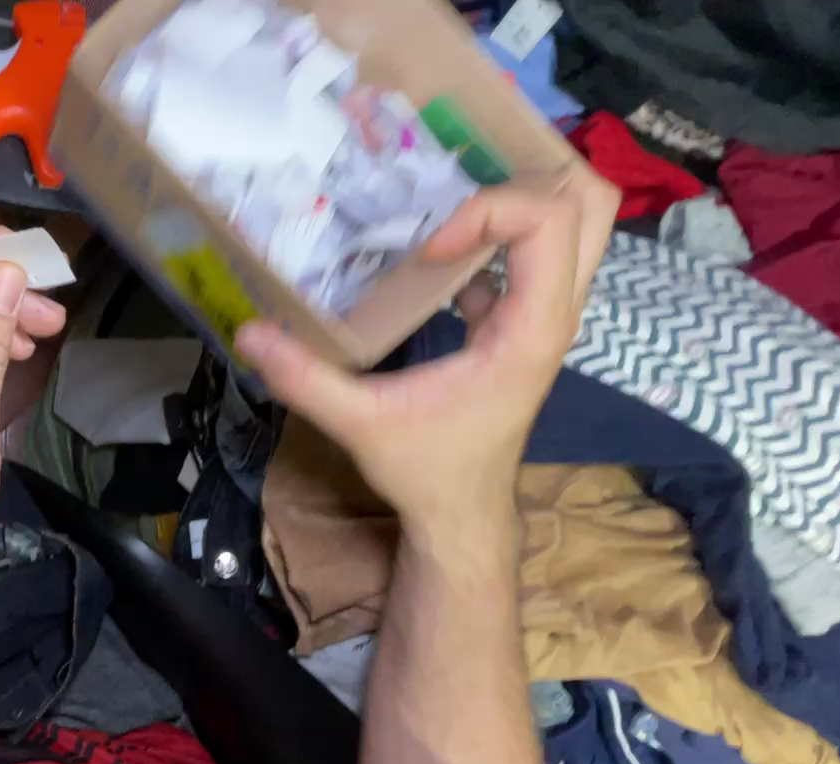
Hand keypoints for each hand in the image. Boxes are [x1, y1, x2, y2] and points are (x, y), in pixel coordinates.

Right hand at [233, 180, 616, 532]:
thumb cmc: (424, 468)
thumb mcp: (358, 422)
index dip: (486, 212)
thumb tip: (248, 333)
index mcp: (531, 327)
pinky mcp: (520, 329)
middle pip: (592, 205)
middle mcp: (555, 312)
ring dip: (519, 204)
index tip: (426, 249)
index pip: (547, 220)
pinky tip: (436, 262)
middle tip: (462, 182)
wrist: (457, 511)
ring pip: (577, 228)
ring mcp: (543, 319)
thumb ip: (304, 378)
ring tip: (451, 206)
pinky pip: (532, 260)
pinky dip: (495, 243)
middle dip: (533, 177)